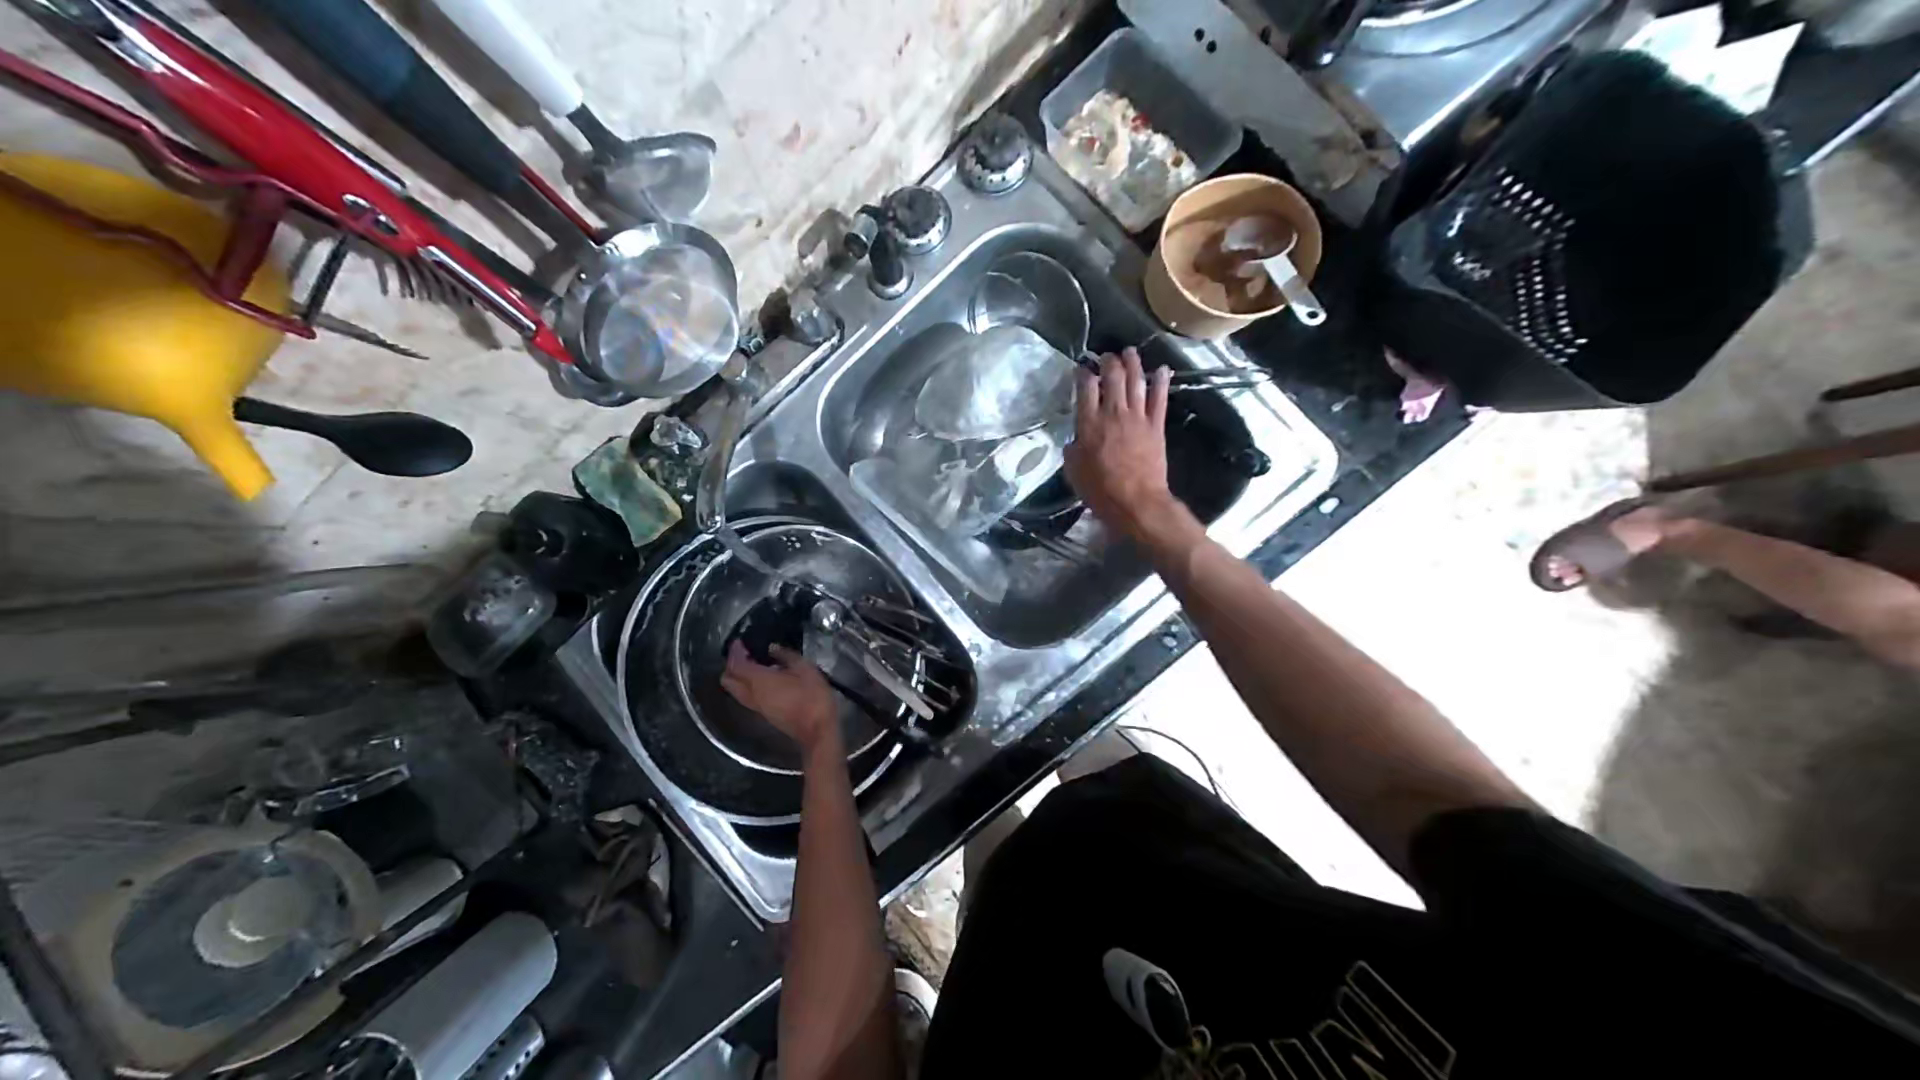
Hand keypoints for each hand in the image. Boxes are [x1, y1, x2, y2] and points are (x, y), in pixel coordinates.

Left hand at [721, 641, 839, 755]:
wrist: (817, 730)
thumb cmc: (812, 697)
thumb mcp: (805, 669)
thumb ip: (786, 656)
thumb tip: (772, 648)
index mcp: (759, 681)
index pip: (736, 665)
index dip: (734, 652)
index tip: (738, 642)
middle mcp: (752, 695)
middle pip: (728, 680)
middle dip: (731, 665)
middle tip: (743, 654)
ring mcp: (757, 707)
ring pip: (735, 691)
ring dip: (738, 677)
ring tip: (754, 665)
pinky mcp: (764, 714)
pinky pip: (746, 697)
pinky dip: (747, 686)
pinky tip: (764, 679)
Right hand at [1065, 348, 1182, 543]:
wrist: (1136, 501)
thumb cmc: (1100, 490)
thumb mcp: (1074, 471)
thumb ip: (1073, 449)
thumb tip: (1076, 440)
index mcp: (1089, 423)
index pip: (1086, 387)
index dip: (1083, 373)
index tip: (1082, 369)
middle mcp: (1113, 413)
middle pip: (1112, 376)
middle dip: (1109, 361)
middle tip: (1106, 356)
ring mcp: (1137, 417)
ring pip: (1136, 381)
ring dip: (1133, 363)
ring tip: (1129, 352)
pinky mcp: (1156, 426)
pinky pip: (1160, 398)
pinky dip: (1161, 381)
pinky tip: (1162, 370)